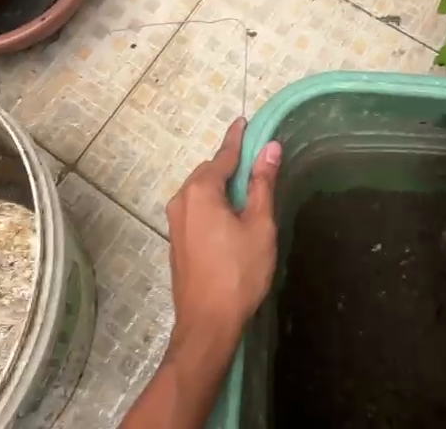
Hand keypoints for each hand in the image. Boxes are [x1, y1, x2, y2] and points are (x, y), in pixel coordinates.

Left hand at [164, 118, 282, 353]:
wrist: (207, 325)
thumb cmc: (238, 273)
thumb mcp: (259, 225)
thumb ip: (262, 184)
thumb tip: (270, 148)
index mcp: (201, 191)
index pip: (223, 156)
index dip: (237, 139)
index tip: (243, 121)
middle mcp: (182, 200)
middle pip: (209, 171)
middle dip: (230, 164)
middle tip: (255, 162)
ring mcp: (175, 222)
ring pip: (201, 191)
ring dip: (221, 186)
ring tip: (247, 190)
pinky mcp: (177, 241)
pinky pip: (196, 208)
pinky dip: (213, 203)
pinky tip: (230, 216)